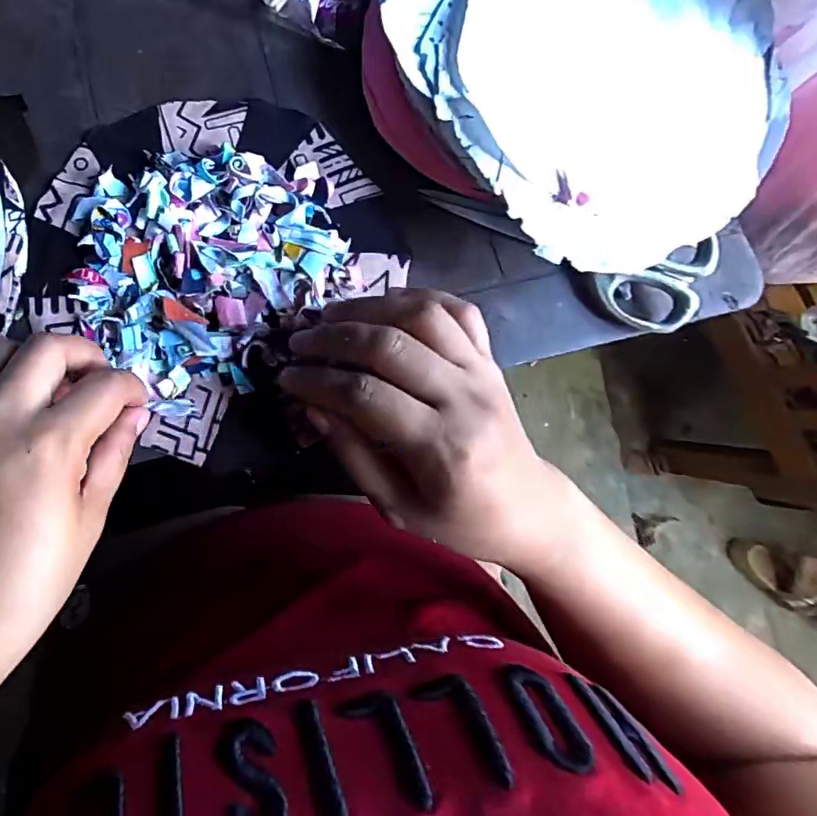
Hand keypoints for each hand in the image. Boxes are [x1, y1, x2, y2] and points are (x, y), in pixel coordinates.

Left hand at [0, 334, 148, 701]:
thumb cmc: (25, 589)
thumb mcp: (88, 524)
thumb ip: (113, 456)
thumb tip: (133, 414)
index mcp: (46, 445)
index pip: (104, 387)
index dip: (131, 388)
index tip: (136, 402)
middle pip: (48, 346)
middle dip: (87, 353)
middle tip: (100, 384)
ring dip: (37, 361)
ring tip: (54, 393)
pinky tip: (11, 415)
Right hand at [278, 289, 585, 572]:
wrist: (529, 509)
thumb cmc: (460, 521)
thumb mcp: (398, 508)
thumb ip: (353, 455)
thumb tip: (312, 405)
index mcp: (441, 446)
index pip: (366, 395)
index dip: (318, 381)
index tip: (287, 378)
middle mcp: (465, 398)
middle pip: (390, 346)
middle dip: (335, 338)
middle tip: (300, 342)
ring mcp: (482, 371)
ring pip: (423, 315)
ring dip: (370, 306)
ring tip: (333, 315)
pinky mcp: (490, 358)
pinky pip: (457, 310)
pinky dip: (418, 297)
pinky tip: (386, 304)